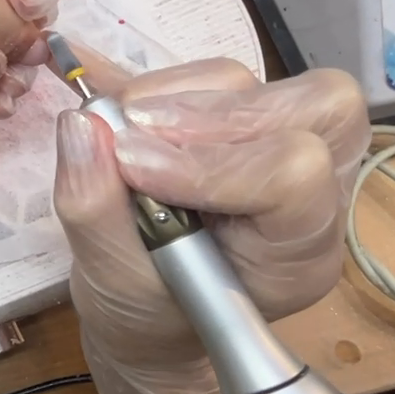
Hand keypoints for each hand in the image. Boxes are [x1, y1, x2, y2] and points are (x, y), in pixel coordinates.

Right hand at [51, 52, 369, 393]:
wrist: (151, 316)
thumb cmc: (142, 315)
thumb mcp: (109, 283)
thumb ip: (93, 208)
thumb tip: (80, 124)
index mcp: (296, 253)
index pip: (292, 174)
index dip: (208, 161)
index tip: (127, 166)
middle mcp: (314, 192)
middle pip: (312, 106)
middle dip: (207, 111)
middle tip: (131, 135)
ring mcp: (279, 148)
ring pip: (261, 82)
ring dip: (176, 95)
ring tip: (120, 133)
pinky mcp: (237, 124)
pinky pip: (215, 77)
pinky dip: (161, 87)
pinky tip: (125, 118)